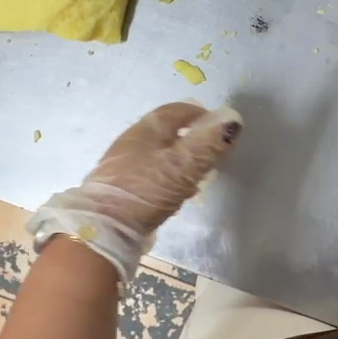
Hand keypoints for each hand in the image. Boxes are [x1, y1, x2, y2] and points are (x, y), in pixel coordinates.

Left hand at [26, 103, 242, 279]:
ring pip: (157, 155)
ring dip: (178, 161)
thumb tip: (232, 118)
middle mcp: (132, 141)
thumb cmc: (147, 190)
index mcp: (148, 129)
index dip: (201, 115)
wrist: (104, 227)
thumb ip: (208, 144)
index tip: (219, 127)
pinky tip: (173, 194)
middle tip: (210, 151)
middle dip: (189, 139)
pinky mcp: (119, 188)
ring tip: (196, 174)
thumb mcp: (184, 166)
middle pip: (166, 133)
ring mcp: (122, 165)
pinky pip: (149, 175)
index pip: (178, 111)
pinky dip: (166, 178)